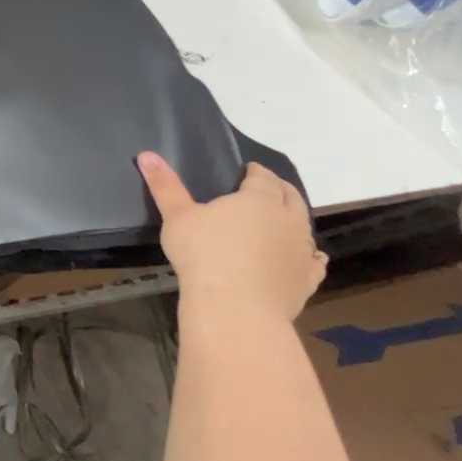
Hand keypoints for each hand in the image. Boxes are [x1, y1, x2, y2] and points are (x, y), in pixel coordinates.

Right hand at [139, 152, 325, 324]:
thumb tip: (146, 155)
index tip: (247, 169)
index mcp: (258, 201)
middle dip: (280, 189)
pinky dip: (310, 253)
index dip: (256, 171)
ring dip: (294, 218)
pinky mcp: (307, 277)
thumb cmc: (203, 252)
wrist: (236, 305)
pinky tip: (309, 255)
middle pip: (292, 197)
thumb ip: (165, 185)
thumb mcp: (176, 215)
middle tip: (267, 186)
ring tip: (282, 218)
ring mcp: (302, 250)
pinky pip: (315, 259)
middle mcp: (287, 221)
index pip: (264, 178)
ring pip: (304, 226)